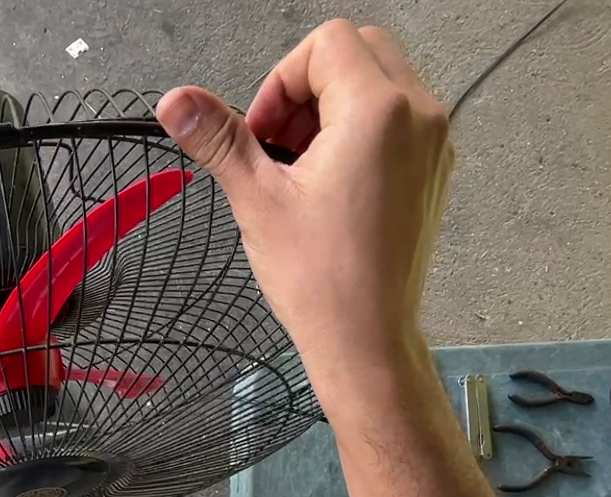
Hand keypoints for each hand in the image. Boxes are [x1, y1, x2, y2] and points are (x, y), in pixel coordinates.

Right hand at [156, 21, 450, 380]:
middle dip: (306, 88)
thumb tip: (176, 102)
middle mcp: (419, 114)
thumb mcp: (257, 201)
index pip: (326, 44)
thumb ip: (219, 141)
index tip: (261, 137)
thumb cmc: (318, 280)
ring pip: (379, 84)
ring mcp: (434, 144)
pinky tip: (329, 189)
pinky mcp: (433, 172)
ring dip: (331, 110)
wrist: (365, 339)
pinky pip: (397, 122)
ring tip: (301, 173)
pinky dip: (358, 134)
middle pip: (358, 51)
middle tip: (278, 146)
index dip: (279, 82)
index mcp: (378, 111)